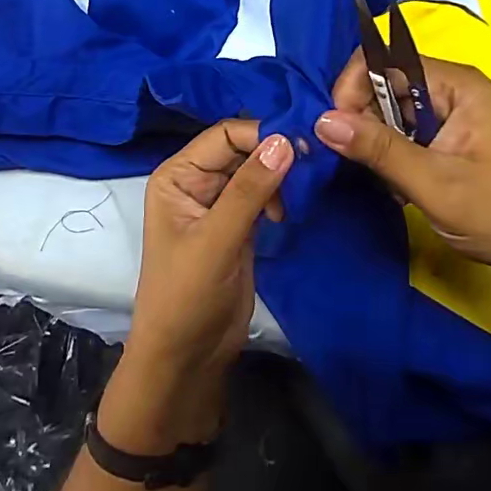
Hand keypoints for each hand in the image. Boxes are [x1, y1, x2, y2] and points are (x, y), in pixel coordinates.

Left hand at [102, 120, 290, 452]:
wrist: (187, 355)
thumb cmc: (187, 294)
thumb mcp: (216, 240)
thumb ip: (249, 190)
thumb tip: (285, 141)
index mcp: (177, 174)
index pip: (222, 136)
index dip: (260, 134)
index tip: (302, 144)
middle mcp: (195, 181)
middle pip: (240, 149)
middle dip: (273, 153)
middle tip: (313, 166)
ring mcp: (218, 203)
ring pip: (254, 171)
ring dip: (279, 176)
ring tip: (300, 194)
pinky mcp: (238, 225)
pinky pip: (262, 195)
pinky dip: (279, 196)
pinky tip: (290, 210)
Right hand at [314, 51, 490, 279]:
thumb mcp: (438, 187)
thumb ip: (380, 151)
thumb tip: (322, 120)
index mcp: (456, 85)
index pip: (381, 62)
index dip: (351, 89)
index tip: (336, 132)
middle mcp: (450, 89)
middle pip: (380, 85)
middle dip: (361, 122)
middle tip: (361, 165)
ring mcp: (449, 114)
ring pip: (386, 112)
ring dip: (375, 145)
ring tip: (387, 183)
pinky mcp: (446, 138)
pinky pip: (400, 133)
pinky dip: (390, 158)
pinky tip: (400, 188)